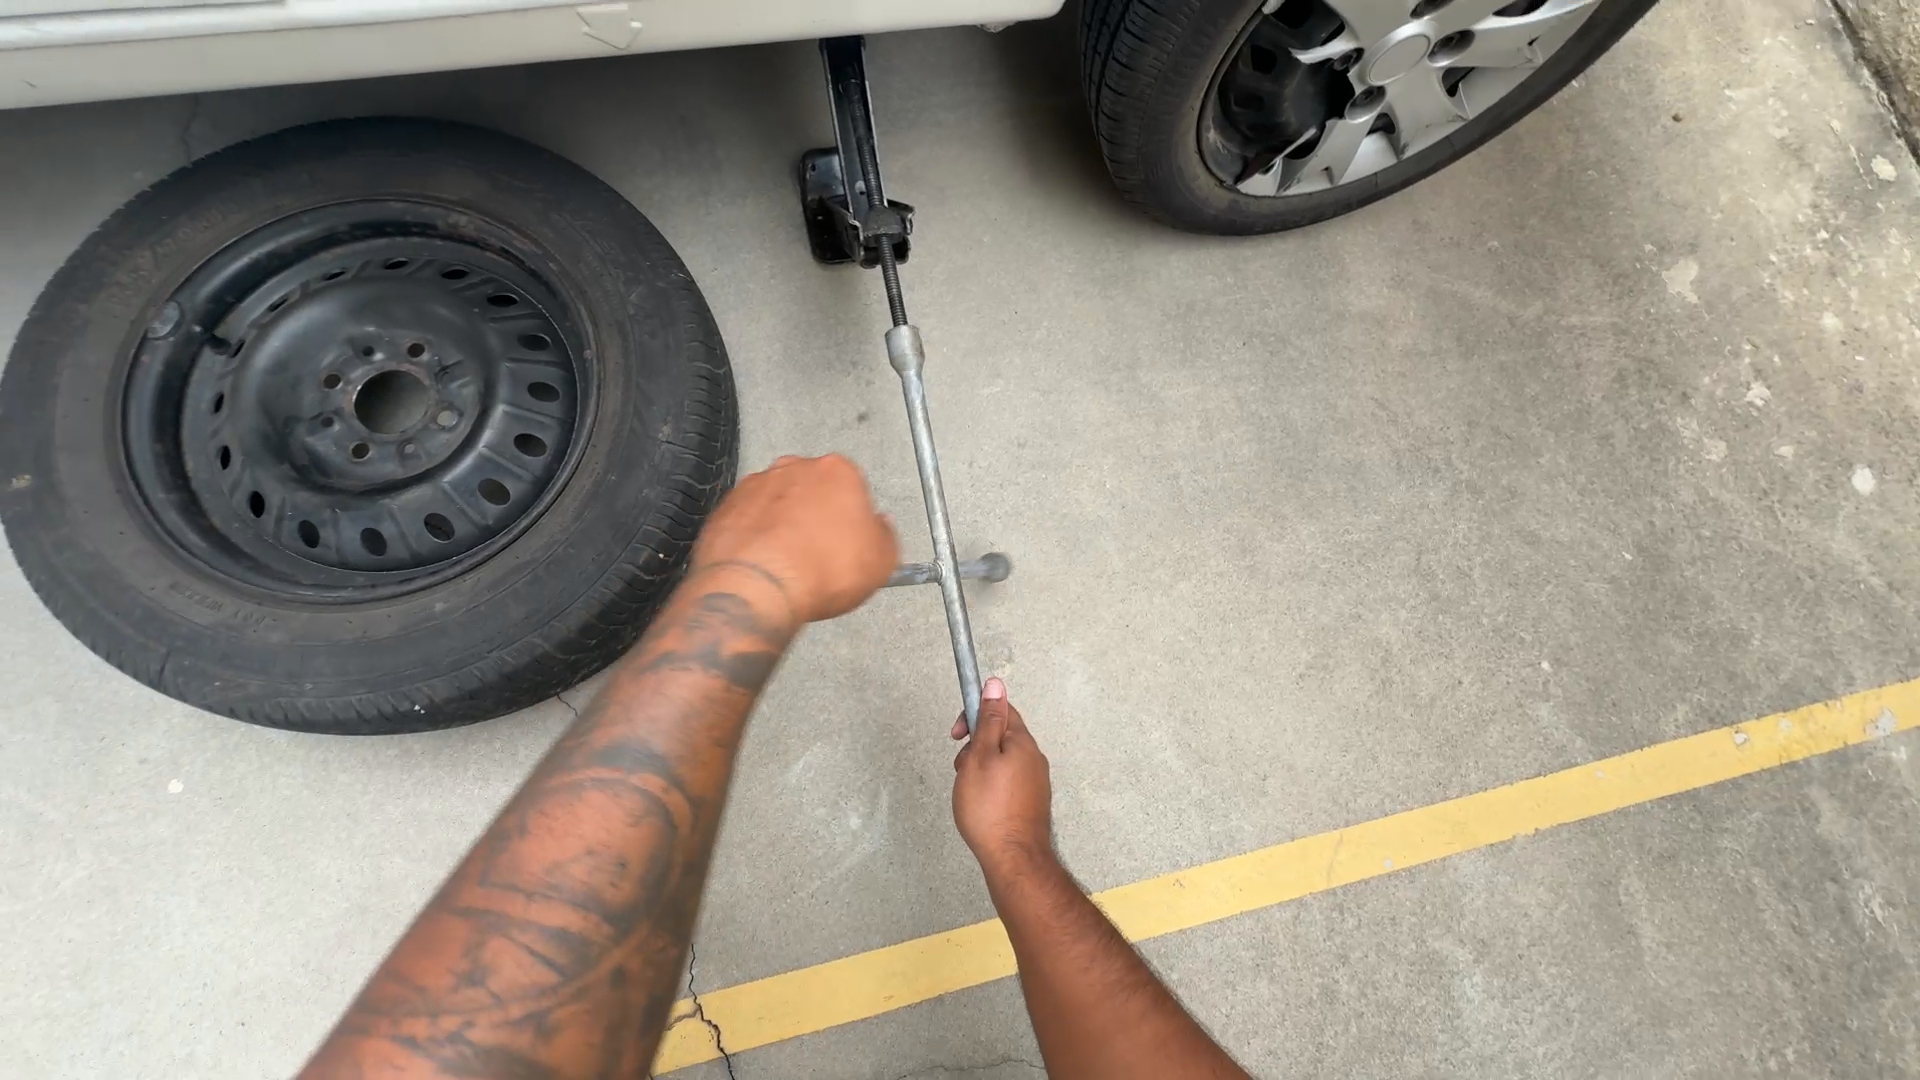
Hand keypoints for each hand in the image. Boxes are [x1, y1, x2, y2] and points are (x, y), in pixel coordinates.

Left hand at [690, 454, 897, 624]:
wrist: (759, 586)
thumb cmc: (821, 568)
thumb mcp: (882, 560)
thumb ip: (885, 535)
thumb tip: (881, 527)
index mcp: (838, 471)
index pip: (853, 487)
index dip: (853, 518)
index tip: (851, 543)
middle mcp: (795, 468)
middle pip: (813, 489)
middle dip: (817, 515)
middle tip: (822, 554)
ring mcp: (756, 485)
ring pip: (778, 502)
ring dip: (784, 525)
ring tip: (790, 564)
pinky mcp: (727, 507)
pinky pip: (749, 520)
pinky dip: (756, 538)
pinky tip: (764, 565)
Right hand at [952, 678, 1054, 878]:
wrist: (1013, 859)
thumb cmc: (990, 809)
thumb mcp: (980, 755)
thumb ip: (987, 719)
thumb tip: (995, 684)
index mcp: (1022, 742)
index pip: (1001, 709)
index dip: (975, 714)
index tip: (958, 734)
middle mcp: (1034, 757)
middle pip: (1000, 735)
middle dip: (975, 745)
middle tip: (962, 768)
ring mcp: (1035, 780)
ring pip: (1002, 759)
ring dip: (981, 766)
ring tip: (969, 790)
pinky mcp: (1031, 800)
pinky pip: (1008, 779)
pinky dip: (991, 784)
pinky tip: (981, 804)